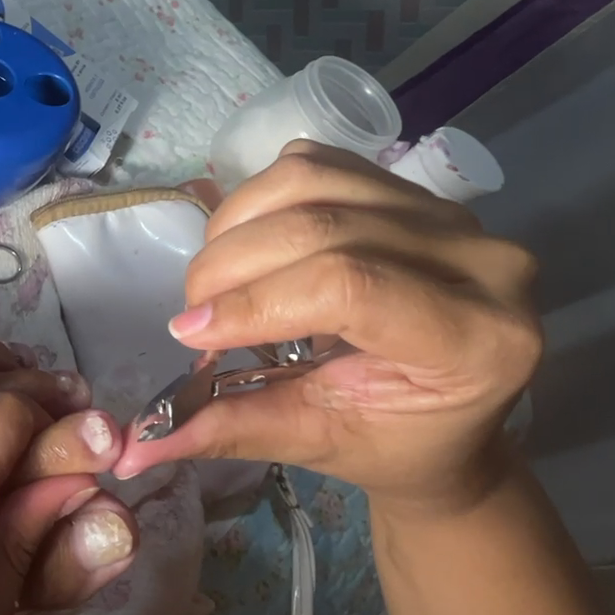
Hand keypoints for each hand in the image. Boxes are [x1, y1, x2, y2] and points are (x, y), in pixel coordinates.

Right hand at [114, 141, 541, 514]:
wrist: (446, 414)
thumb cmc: (391, 441)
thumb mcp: (315, 442)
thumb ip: (230, 432)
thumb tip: (134, 449)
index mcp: (477, 337)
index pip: (350, 286)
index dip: (254, 302)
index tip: (189, 335)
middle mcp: (480, 259)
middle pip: (320, 226)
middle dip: (228, 267)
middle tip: (192, 314)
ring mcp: (444, 212)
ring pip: (309, 182)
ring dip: (234, 225)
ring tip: (217, 279)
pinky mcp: (405, 188)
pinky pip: (312, 164)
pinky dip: (257, 197)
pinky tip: (248, 242)